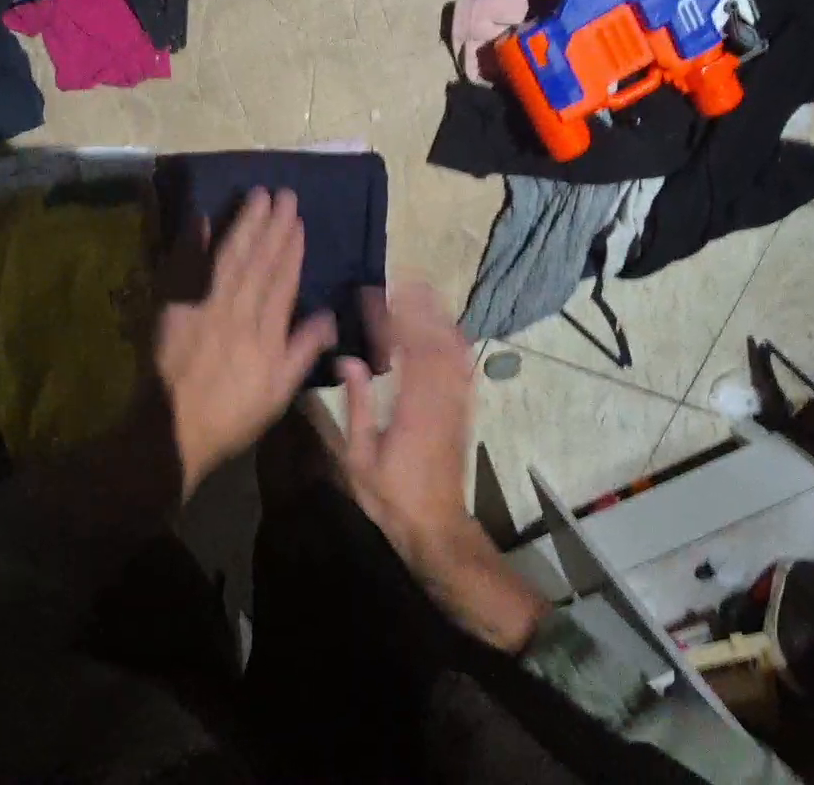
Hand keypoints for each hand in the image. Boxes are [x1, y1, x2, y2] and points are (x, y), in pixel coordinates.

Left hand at [157, 189, 336, 497]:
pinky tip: (203, 217)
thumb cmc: (232, 415)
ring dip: (243, 224)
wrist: (172, 428)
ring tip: (256, 197)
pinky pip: (184, 267)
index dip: (291, 250)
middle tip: (282, 194)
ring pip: (227, 257)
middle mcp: (236, 311)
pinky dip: (194, 242)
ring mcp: (202, 306)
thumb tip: (328, 315)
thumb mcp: (279, 392)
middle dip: (271, 225)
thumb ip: (303, 351)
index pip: (282, 281)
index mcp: (264, 332)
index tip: (298, 221)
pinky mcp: (173, 308)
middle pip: (257, 261)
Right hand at [337, 284, 548, 651]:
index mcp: (412, 407)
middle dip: (418, 308)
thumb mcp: (360, 457)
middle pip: (435, 340)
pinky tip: (446, 330)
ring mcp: (457, 404)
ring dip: (438, 319)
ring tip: (419, 295)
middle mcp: (440, 398)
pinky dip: (455, 342)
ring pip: (454, 350)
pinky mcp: (464, 412)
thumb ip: (357, 405)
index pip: (404, 349)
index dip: (389, 318)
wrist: (437, 528)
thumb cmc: (391, 497)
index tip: (372, 295)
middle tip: (397, 284)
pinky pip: (464, 368)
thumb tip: (349, 361)